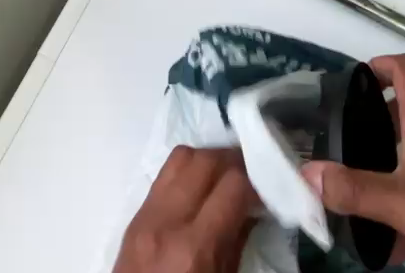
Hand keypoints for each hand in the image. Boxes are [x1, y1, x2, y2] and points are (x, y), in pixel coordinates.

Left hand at [114, 145, 256, 272]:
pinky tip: (201, 186)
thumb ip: (238, 242)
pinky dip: (187, 171)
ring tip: (227, 175)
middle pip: (205, 160)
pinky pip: (163, 175)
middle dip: (234, 161)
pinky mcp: (134, 215)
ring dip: (208, 159)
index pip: (232, 186)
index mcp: (194, 248)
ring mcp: (146, 215)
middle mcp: (167, 221)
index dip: (256, 180)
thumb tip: (253, 206)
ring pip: (181, 157)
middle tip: (252, 173)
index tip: (269, 186)